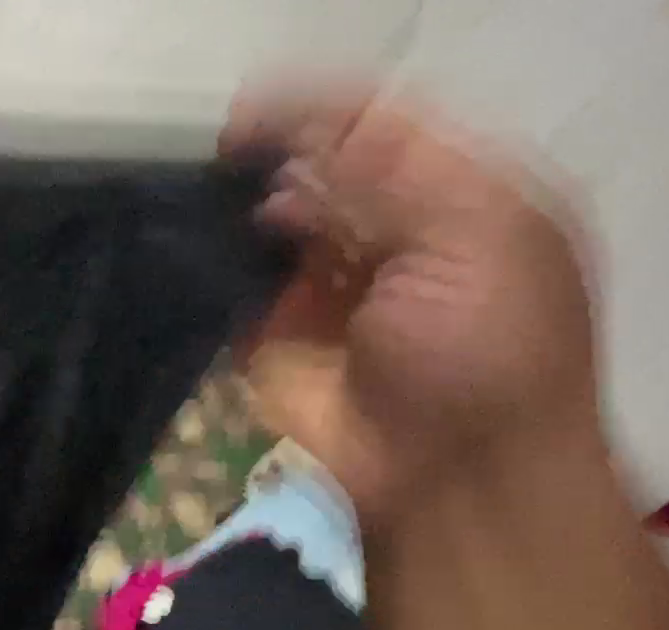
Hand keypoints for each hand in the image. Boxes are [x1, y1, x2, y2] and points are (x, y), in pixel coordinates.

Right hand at [221, 85, 603, 523]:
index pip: (373, 129)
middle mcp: (380, 233)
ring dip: (231, 217)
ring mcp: (317, 288)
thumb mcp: (473, 237)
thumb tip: (301, 144)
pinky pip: (229, 292)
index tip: (244, 118)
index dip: (312, 115)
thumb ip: (394, 177)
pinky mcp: (267, 338)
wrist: (446, 474)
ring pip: (263, 229)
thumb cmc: (485, 354)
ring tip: (193, 207)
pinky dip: (208, 274)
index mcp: (447, 196)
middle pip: (312, 174)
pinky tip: (184, 260)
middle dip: (265, 165)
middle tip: (215, 166)